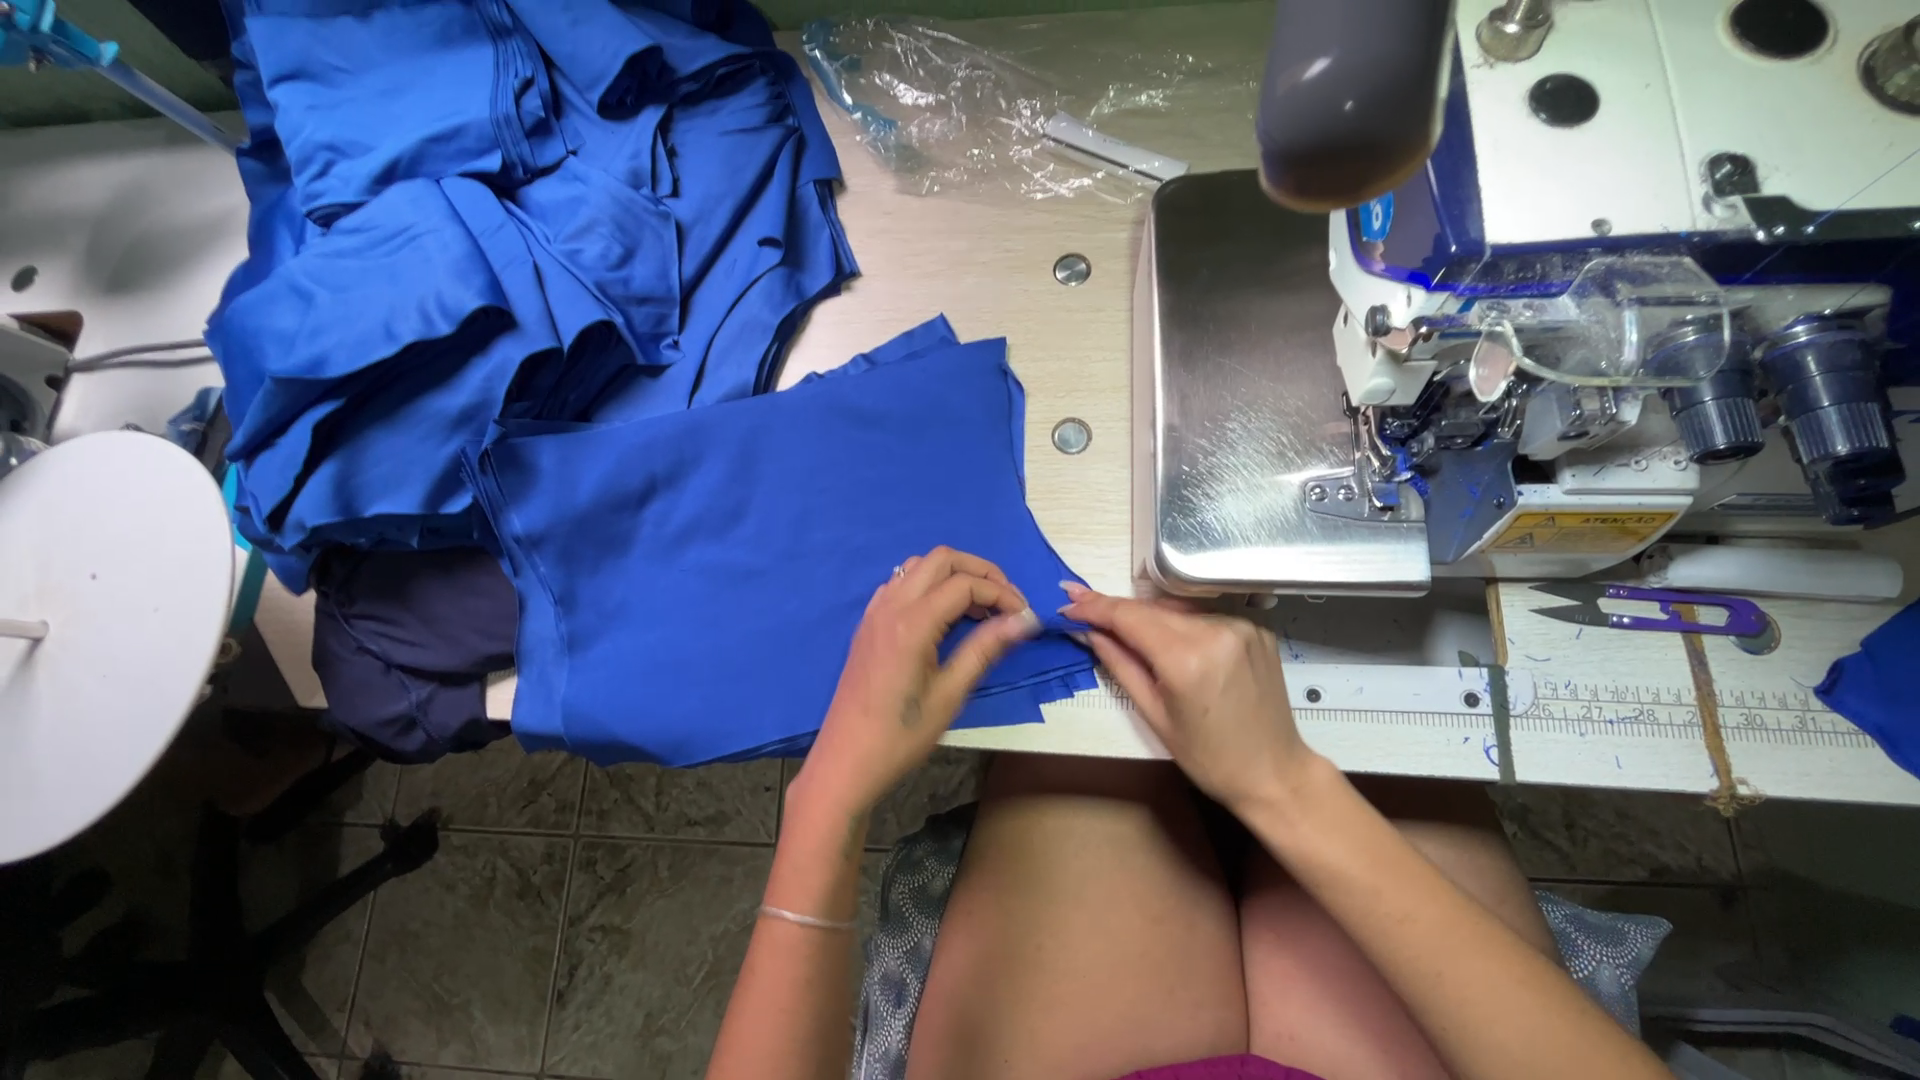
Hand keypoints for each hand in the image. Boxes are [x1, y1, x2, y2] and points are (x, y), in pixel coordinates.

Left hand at [792, 547, 1040, 820]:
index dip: (1002, 593)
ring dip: (952, 575)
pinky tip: (942, 616)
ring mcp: (875, 612)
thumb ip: (985, 649)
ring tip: (979, 609)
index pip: (966, 584)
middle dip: (980, 571)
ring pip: (918, 567)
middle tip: (1006, 600)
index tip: (1025, 616)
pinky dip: (928, 585)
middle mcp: (891, 606)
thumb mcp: (950, 694)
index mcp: (913, 623)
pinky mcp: (868, 624)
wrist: (847, 760)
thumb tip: (1024, 620)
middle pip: (941, 559)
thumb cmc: (902, 735)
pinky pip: (900, 584)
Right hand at [1059, 583, 1318, 813]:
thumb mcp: (1154, 715)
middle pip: (1151, 608)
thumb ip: (1119, 664)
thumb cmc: (1208, 757)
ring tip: (1119, 624)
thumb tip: (1087, 631)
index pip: (1130, 617)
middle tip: (1079, 606)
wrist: (1274, 771)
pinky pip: (1204, 615)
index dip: (1094, 607)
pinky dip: (1179, 620)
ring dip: (1146, 614)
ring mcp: (1241, 625)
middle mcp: (1216, 631)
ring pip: (1177, 608)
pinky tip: (1165, 634)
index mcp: (1187, 659)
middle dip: (1114, 608)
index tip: (1067, 601)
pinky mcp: (1256, 627)